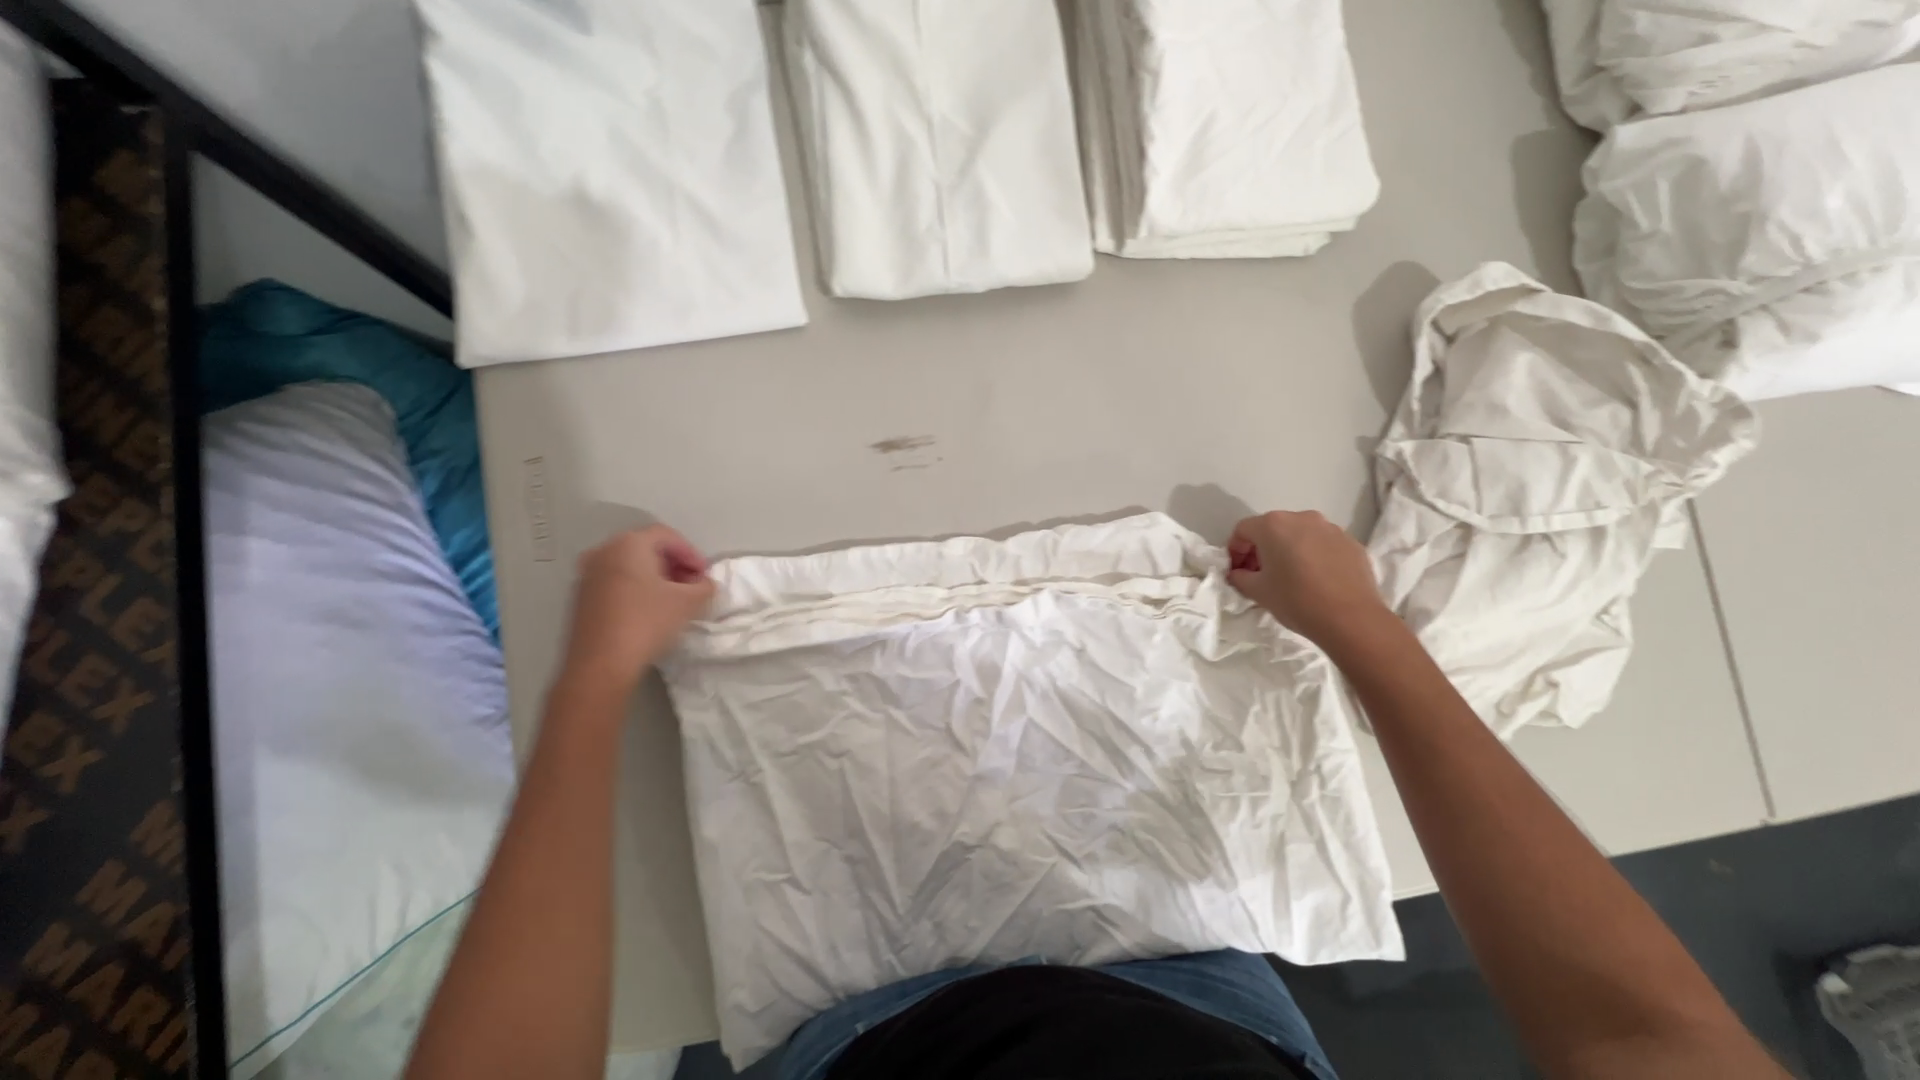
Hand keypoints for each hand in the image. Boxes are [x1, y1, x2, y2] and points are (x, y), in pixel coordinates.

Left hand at [561, 525, 715, 690]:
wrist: (599, 664)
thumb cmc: (646, 623)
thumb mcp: (687, 603)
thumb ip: (703, 587)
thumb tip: (705, 583)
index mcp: (629, 544)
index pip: (667, 536)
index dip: (691, 553)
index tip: (704, 576)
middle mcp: (604, 551)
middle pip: (646, 548)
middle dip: (673, 564)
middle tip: (690, 586)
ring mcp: (587, 574)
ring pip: (628, 565)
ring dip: (654, 577)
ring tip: (671, 599)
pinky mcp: (580, 596)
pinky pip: (614, 581)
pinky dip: (634, 588)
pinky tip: (647, 610)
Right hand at [1227, 510, 1394, 649]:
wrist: (1351, 619)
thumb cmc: (1296, 601)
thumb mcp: (1258, 592)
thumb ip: (1240, 577)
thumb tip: (1238, 573)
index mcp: (1273, 525)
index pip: (1243, 530)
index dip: (1234, 550)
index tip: (1237, 571)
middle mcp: (1302, 518)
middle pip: (1272, 528)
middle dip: (1261, 549)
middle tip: (1260, 575)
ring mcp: (1330, 528)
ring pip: (1300, 534)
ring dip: (1288, 550)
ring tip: (1291, 577)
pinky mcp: (1351, 542)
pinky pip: (1323, 544)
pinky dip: (1313, 556)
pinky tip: (1316, 580)